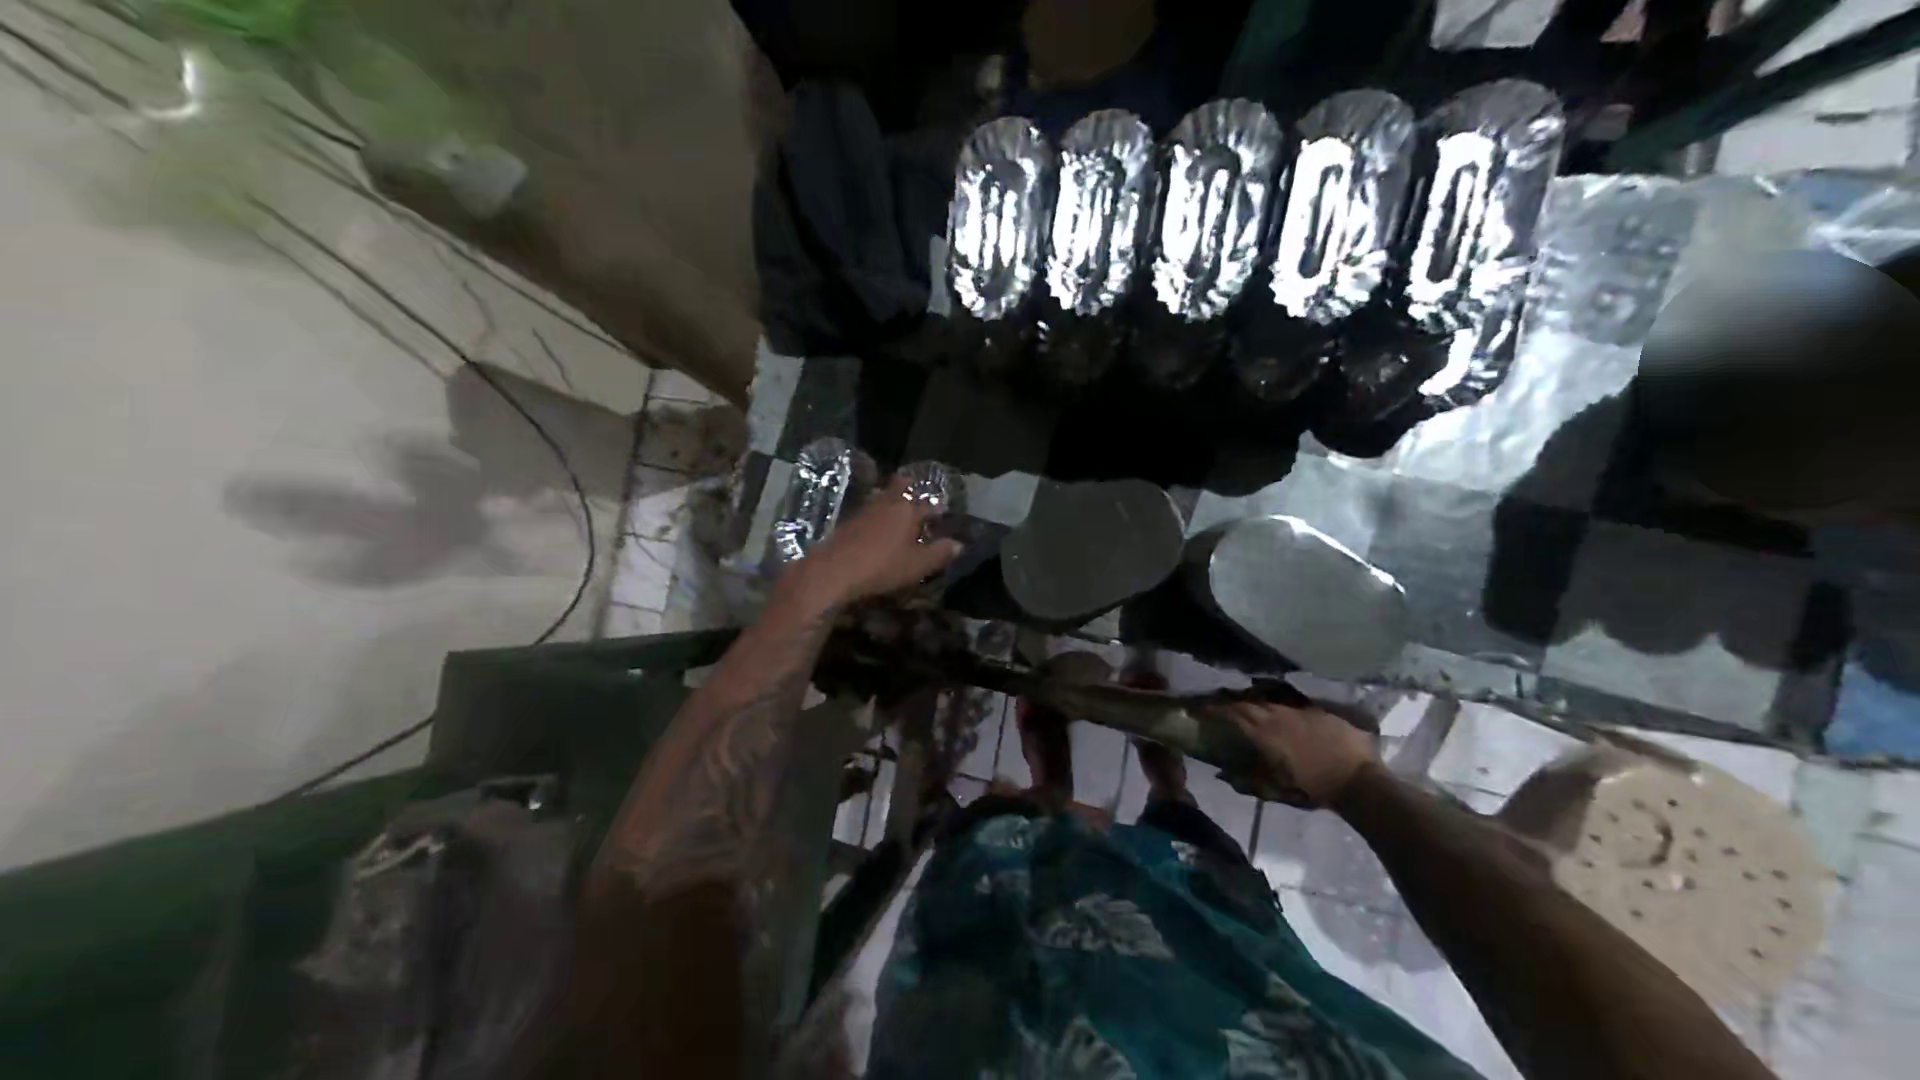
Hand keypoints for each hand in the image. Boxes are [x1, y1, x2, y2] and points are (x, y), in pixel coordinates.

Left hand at [782, 477, 962, 606]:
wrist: (835, 569)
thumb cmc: (883, 565)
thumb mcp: (917, 564)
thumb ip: (939, 553)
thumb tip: (959, 544)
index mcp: (907, 510)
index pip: (927, 505)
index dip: (936, 510)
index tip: (941, 513)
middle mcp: (886, 503)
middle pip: (899, 487)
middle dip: (908, 488)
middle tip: (914, 494)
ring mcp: (864, 510)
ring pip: (880, 497)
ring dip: (889, 500)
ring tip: (895, 509)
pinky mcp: (847, 521)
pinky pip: (867, 511)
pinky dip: (875, 514)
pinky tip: (874, 525)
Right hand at [1214, 701, 1376, 807]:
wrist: (1360, 782)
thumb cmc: (1315, 790)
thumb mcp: (1278, 791)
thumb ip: (1249, 782)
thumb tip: (1223, 775)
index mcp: (1265, 735)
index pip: (1234, 714)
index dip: (1216, 709)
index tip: (1203, 707)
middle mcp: (1279, 717)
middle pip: (1249, 704)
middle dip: (1232, 703)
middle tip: (1222, 706)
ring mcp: (1300, 713)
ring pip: (1270, 703)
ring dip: (1256, 705)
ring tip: (1250, 709)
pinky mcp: (1319, 713)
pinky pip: (1293, 707)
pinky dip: (1281, 710)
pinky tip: (1283, 717)